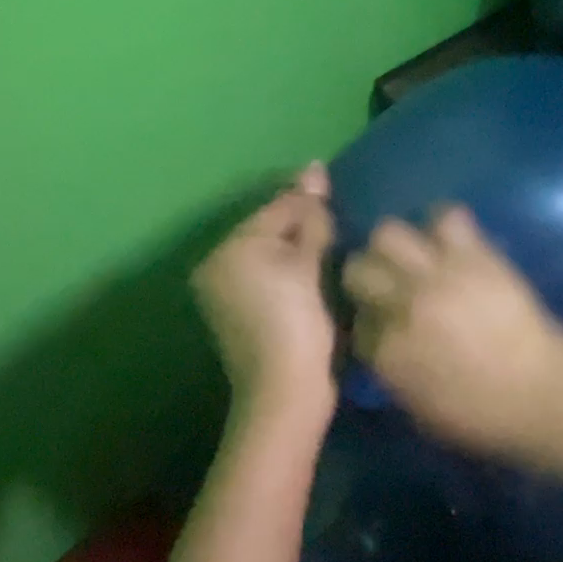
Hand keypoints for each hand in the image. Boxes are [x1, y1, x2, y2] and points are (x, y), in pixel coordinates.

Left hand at [193, 162, 336, 415]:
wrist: (284, 392)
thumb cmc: (295, 321)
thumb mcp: (306, 262)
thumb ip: (311, 217)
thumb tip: (314, 169)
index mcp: (229, 250)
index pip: (276, 208)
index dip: (310, 198)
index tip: (340, 190)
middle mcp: (218, 266)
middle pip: (271, 228)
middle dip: (305, 222)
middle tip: (344, 219)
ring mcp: (227, 291)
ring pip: (272, 251)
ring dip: (302, 245)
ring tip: (338, 241)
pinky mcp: (243, 311)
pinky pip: (271, 273)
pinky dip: (294, 268)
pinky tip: (321, 270)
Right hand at [341, 206, 562, 450]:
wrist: (538, 391)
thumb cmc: (482, 414)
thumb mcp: (420, 408)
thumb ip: (394, 370)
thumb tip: (385, 344)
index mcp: (387, 354)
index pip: (356, 318)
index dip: (368, 316)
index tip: (380, 317)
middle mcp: (403, 308)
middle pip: (359, 270)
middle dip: (368, 273)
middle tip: (389, 279)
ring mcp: (437, 278)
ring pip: (390, 234)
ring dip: (398, 244)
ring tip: (417, 254)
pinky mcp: (472, 257)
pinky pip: (448, 219)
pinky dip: (446, 225)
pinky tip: (453, 240)